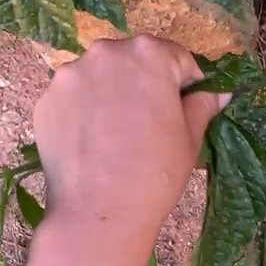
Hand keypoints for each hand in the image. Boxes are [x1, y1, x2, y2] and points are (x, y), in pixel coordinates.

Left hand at [31, 36, 228, 241]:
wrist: (99, 213)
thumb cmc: (155, 174)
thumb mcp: (190, 139)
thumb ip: (202, 105)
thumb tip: (219, 93)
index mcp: (149, 54)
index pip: (176, 58)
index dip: (184, 85)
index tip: (183, 112)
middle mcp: (105, 52)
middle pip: (134, 61)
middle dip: (144, 86)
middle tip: (150, 127)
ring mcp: (70, 75)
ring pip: (101, 78)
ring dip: (112, 97)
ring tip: (118, 138)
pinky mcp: (47, 100)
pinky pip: (74, 99)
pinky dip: (85, 114)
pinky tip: (93, 145)